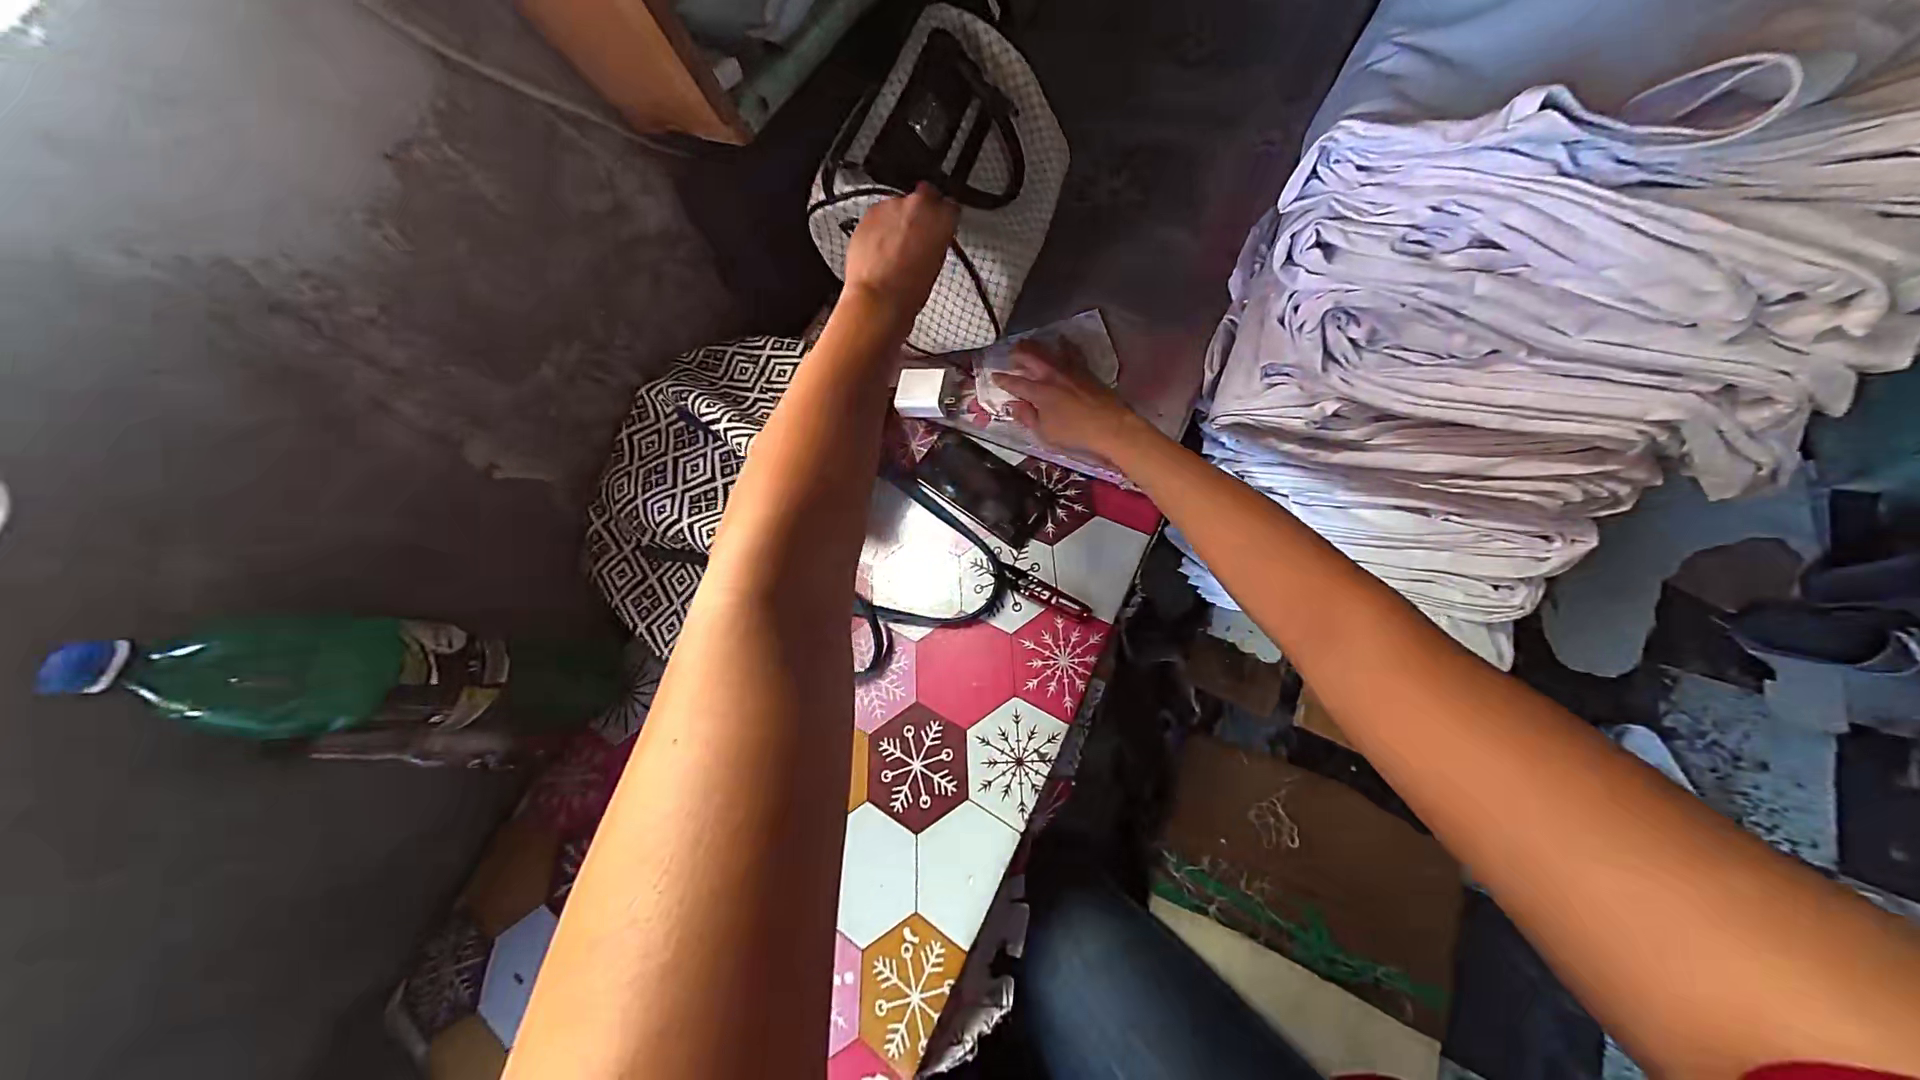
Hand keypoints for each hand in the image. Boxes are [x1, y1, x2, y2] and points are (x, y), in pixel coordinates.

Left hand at [843, 183, 958, 326]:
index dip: (944, 217)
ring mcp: (892, 205)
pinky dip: (881, 225)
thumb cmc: (909, 290)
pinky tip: (879, 246)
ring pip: (899, 205)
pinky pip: (880, 213)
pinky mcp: (870, 211)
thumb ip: (937, 240)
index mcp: (943, 218)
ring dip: (898, 219)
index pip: (950, 206)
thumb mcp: (936, 264)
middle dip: (922, 210)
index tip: (940, 225)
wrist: (878, 297)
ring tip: (894, 246)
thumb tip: (932, 237)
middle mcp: (919, 204)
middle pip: (925, 195)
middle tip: (916, 232)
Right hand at [995, 341, 1147, 462]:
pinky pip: (1072, 351)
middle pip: (1030, 357)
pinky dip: (1064, 345)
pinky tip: (1062, 341)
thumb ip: (1028, 417)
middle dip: (1018, 353)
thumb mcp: (1045, 433)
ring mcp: (1070, 370)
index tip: (994, 377)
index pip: (1015, 383)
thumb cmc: (1075, 435)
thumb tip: (1014, 406)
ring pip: (1049, 350)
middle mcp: (1052, 375)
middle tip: (1011, 353)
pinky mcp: (1086, 370)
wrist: (1112, 428)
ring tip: (1029, 343)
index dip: (1002, 380)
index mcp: (1039, 392)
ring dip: (1036, 345)